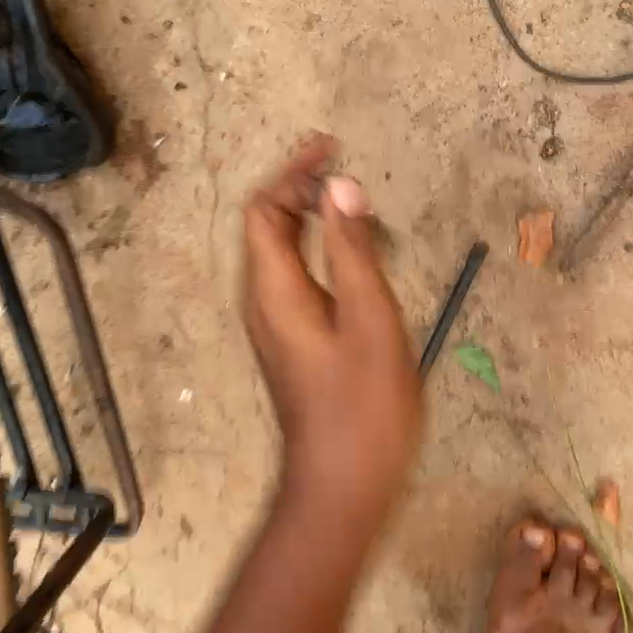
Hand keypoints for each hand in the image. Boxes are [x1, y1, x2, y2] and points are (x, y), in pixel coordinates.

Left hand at [241, 135, 422, 526]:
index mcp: (273, 289)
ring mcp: (273, 324)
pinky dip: (317, 252)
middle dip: (300, 190)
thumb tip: (340, 187)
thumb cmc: (362, 407)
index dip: (292, 172)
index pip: (264, 210)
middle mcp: (262, 300)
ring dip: (310, 220)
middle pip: (267, 226)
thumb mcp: (370, 320)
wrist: (340, 484)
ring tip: (356, 207)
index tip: (330, 148)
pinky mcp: (290, 342)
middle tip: (345, 171)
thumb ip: (354, 251)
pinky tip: (356, 259)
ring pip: (280, 253)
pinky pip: (293, 278)